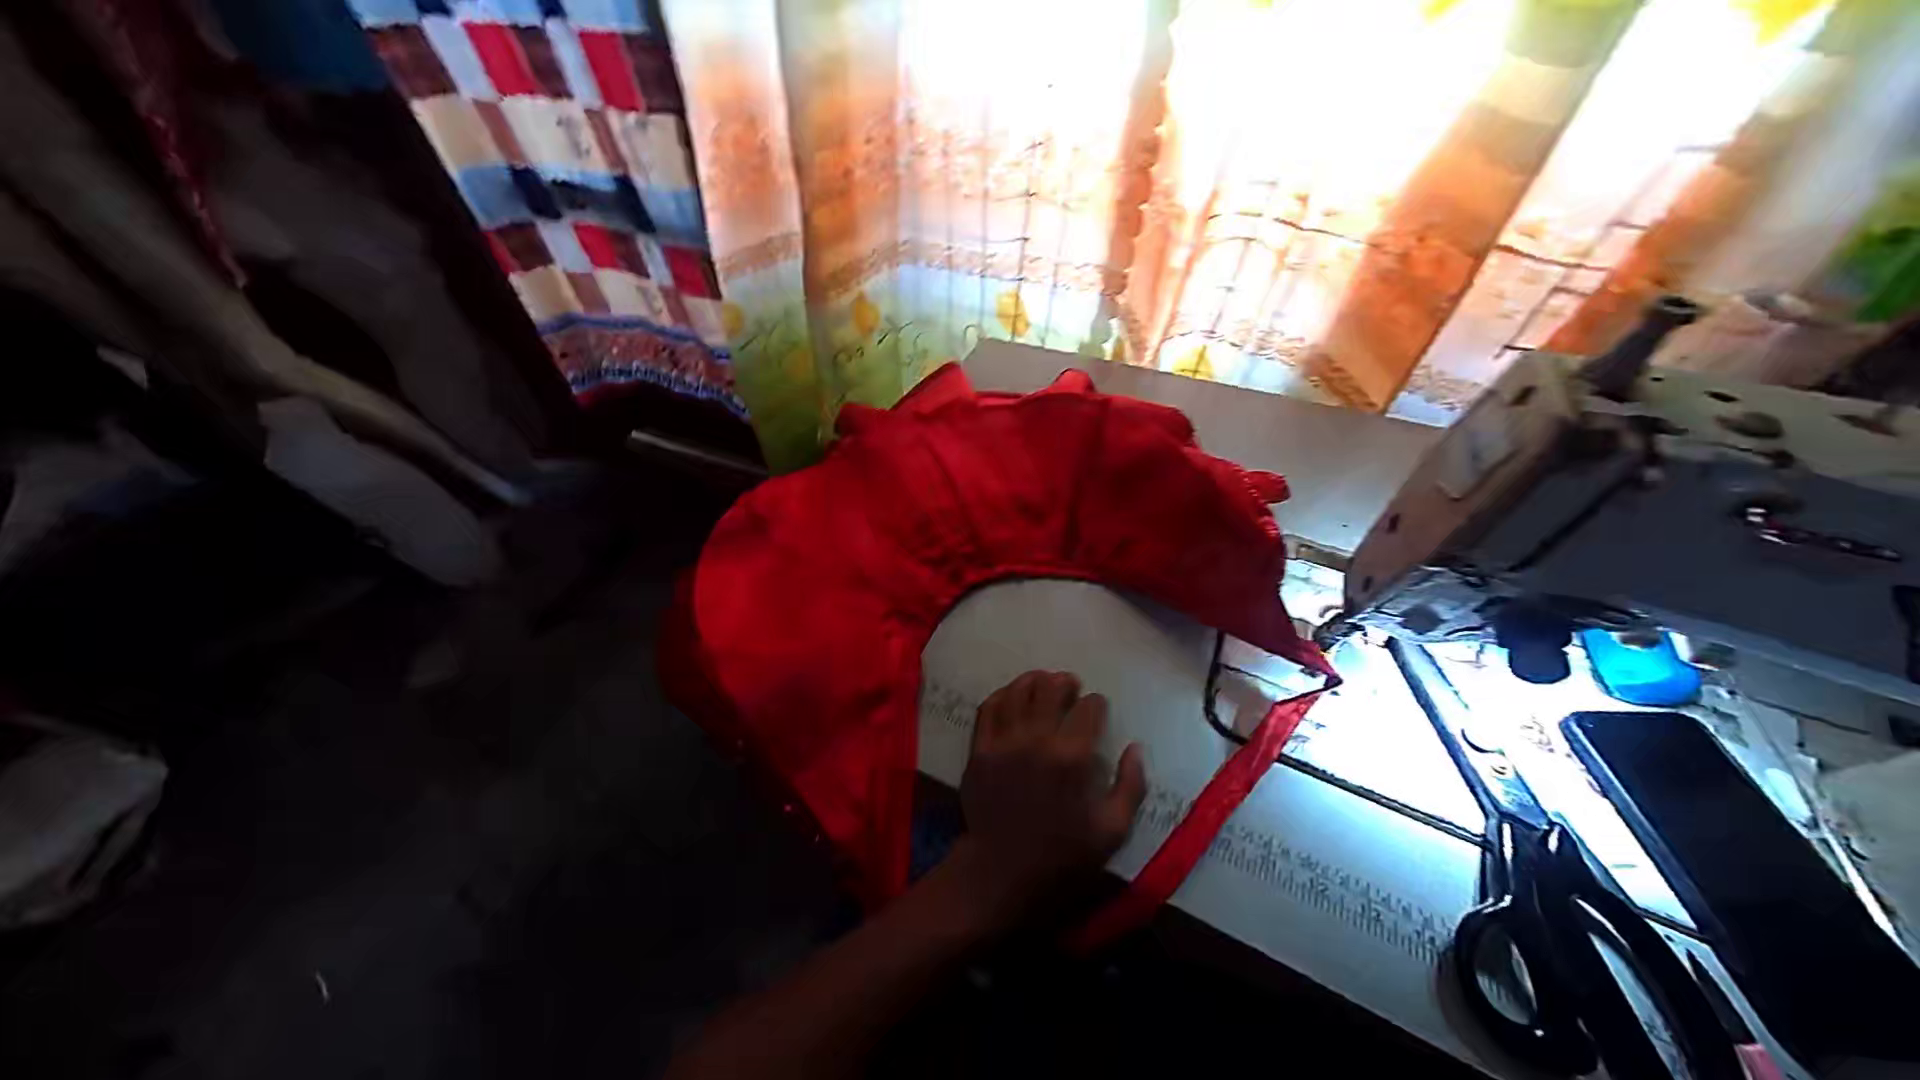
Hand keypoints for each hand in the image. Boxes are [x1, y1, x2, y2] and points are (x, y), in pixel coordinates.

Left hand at [946, 670, 1146, 927]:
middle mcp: (1037, 740)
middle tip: (1070, 686)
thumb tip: (1135, 748)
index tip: (1098, 708)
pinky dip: (1002, 694)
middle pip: (1051, 690)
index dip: (1097, 704)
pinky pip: (989, 708)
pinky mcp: (979, 749)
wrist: (1003, 871)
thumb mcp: (1112, 829)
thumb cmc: (1063, 855)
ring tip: (1043, 681)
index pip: (1089, 709)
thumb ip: (1130, 785)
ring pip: (1018, 692)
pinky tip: (1011, 695)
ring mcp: (1004, 742)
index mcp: (1073, 757)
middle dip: (1065, 683)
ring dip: (1034, 681)